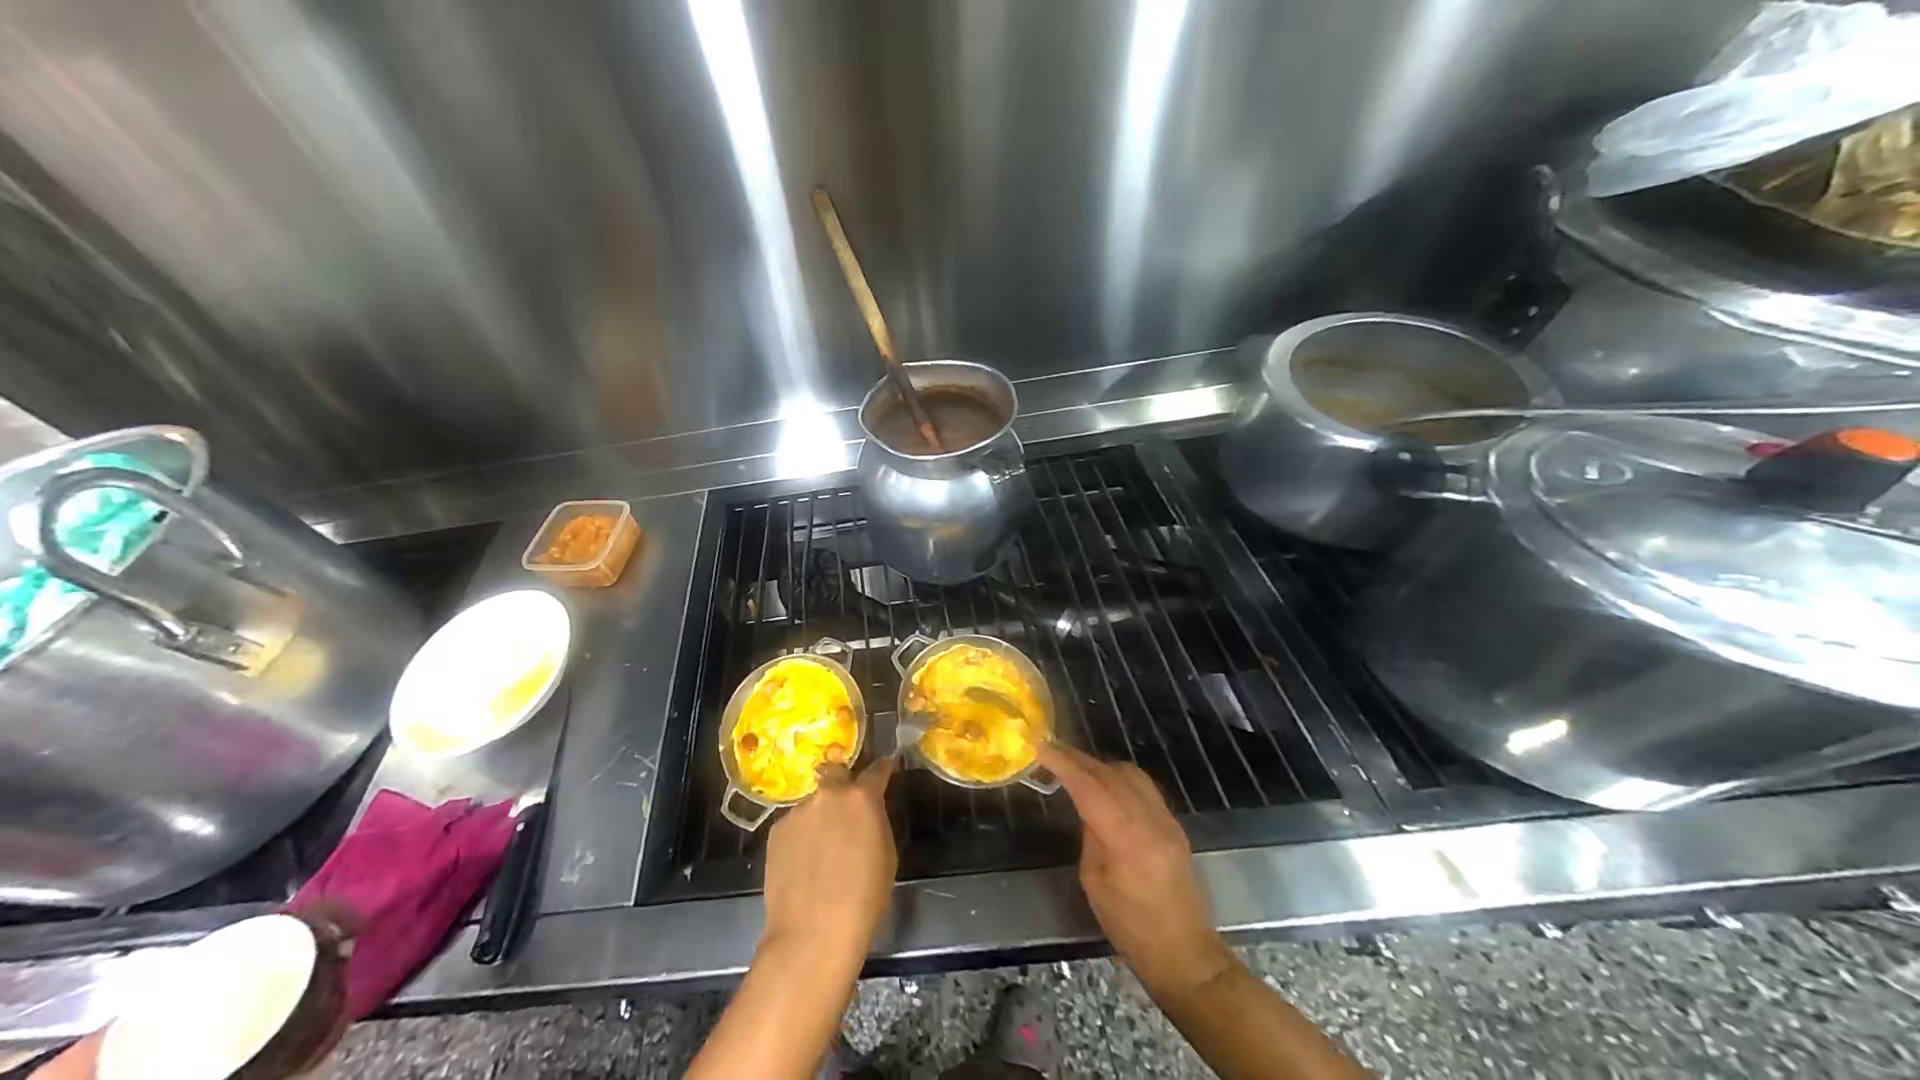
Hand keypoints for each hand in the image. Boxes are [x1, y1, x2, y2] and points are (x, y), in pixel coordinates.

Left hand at [760, 755, 897, 964]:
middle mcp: (827, 796)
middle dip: (843, 782)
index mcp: (861, 798)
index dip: (883, 768)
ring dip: (820, 817)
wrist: (813, 932)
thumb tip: (866, 814)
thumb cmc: (864, 897)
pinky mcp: (776, 832)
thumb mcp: (886, 853)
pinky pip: (795, 825)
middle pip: (836, 772)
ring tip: (821, 849)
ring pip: (813, 804)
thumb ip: (875, 822)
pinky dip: (801, 836)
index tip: (886, 767)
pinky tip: (803, 863)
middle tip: (846, 806)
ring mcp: (797, 812)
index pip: (876, 770)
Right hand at [1039, 743, 1234, 996]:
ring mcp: (1166, 819)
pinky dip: (1119, 777)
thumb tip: (1086, 808)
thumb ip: (1090, 836)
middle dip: (1079, 759)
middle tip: (1052, 751)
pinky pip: (1144, 786)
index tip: (1041, 746)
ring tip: (1076, 766)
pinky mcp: (1173, 824)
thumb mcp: (1094, 881)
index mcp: (1126, 840)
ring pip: (1130, 774)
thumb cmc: (1129, 926)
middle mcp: (1150, 820)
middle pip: (1111, 774)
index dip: (1064, 764)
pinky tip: (1105, 784)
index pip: (1090, 788)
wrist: (1183, 950)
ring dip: (1101, 765)